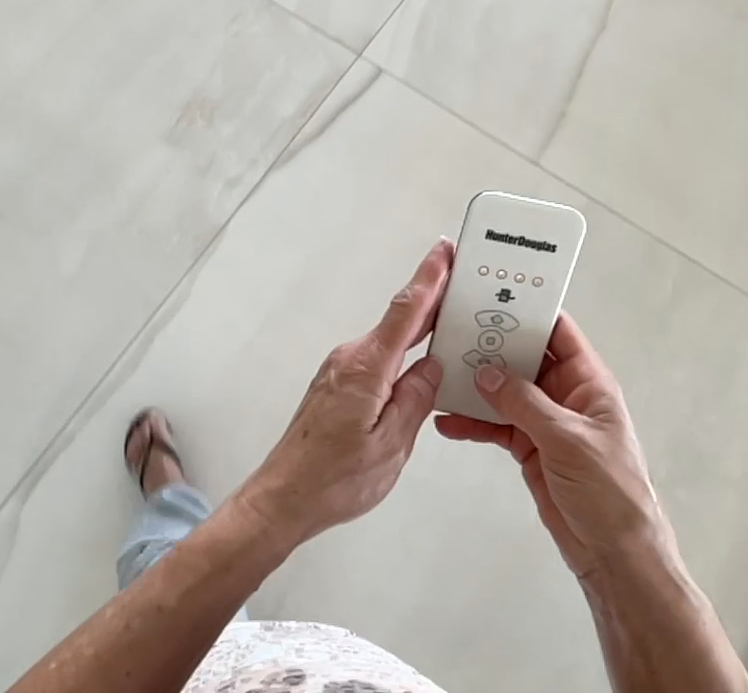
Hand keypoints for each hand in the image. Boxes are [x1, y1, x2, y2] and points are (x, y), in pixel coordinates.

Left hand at [232, 239, 451, 548]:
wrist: (284, 496)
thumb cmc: (334, 479)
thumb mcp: (391, 445)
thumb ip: (416, 400)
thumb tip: (432, 365)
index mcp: (367, 368)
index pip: (406, 312)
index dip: (429, 278)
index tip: (445, 251)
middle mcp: (350, 359)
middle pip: (399, 321)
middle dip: (432, 298)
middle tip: (463, 278)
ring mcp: (340, 370)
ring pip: (389, 342)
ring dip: (419, 331)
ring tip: (453, 323)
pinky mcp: (337, 384)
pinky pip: (378, 360)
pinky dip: (402, 354)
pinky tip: (419, 364)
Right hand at [434, 313, 671, 581]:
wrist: (615, 556)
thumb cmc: (610, 492)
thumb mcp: (568, 440)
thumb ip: (525, 403)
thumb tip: (487, 373)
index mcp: (588, 383)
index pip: (558, 333)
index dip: (529, 312)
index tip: (495, 293)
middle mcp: (565, 395)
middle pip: (524, 358)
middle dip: (492, 345)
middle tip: (455, 329)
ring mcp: (545, 422)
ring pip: (504, 390)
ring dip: (476, 384)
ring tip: (441, 373)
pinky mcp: (529, 448)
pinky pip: (495, 424)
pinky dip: (472, 422)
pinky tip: (447, 421)